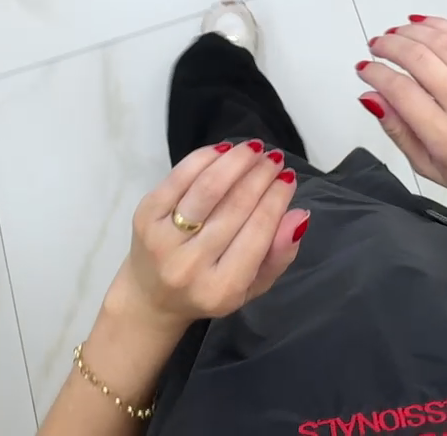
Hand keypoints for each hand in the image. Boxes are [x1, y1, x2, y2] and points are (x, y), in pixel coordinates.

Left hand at [108, 140, 308, 334]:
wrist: (150, 297)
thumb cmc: (209, 290)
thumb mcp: (251, 287)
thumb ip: (279, 255)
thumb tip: (300, 215)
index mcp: (222, 289)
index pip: (258, 231)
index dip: (277, 198)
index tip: (289, 177)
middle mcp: (190, 266)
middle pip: (235, 205)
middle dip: (261, 174)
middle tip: (275, 158)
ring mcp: (163, 239)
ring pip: (208, 187)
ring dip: (236, 161)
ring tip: (254, 148)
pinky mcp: (145, 215)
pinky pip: (180, 177)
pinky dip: (205, 157)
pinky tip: (224, 149)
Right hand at [357, 16, 446, 216]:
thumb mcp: (428, 167)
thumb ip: (397, 130)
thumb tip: (371, 98)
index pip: (401, 91)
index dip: (376, 74)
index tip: (364, 68)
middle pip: (418, 59)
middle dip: (389, 46)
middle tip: (375, 46)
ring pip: (440, 42)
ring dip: (409, 32)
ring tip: (392, 34)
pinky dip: (437, 25)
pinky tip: (419, 25)